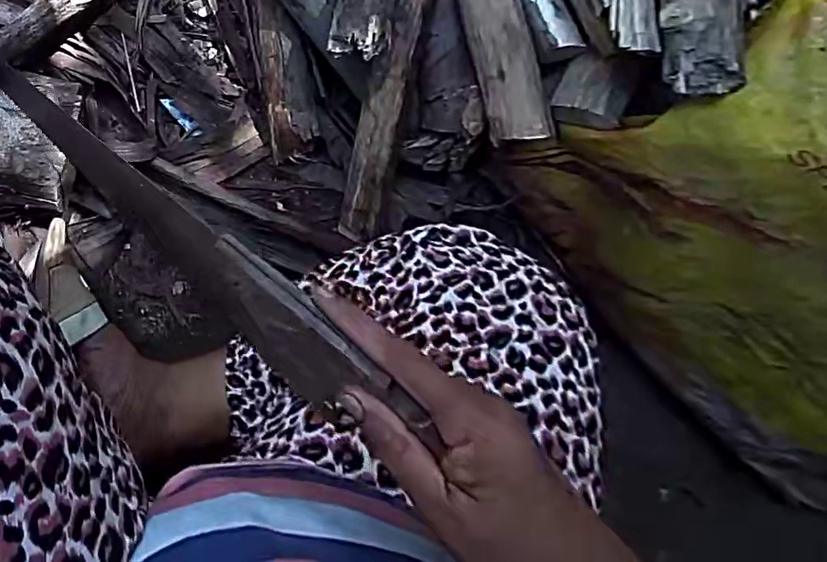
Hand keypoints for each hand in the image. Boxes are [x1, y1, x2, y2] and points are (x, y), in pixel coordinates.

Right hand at [315, 288, 638, 561]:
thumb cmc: (514, 549)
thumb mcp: (445, 510)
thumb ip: (395, 446)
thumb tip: (349, 392)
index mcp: (470, 415)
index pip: (399, 356)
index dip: (356, 322)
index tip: (321, 291)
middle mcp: (480, 399)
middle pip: (406, 364)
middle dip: (360, 348)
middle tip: (312, 335)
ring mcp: (488, 409)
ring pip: (418, 382)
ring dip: (379, 375)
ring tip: (335, 369)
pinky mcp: (490, 423)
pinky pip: (433, 398)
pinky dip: (400, 395)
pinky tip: (380, 404)